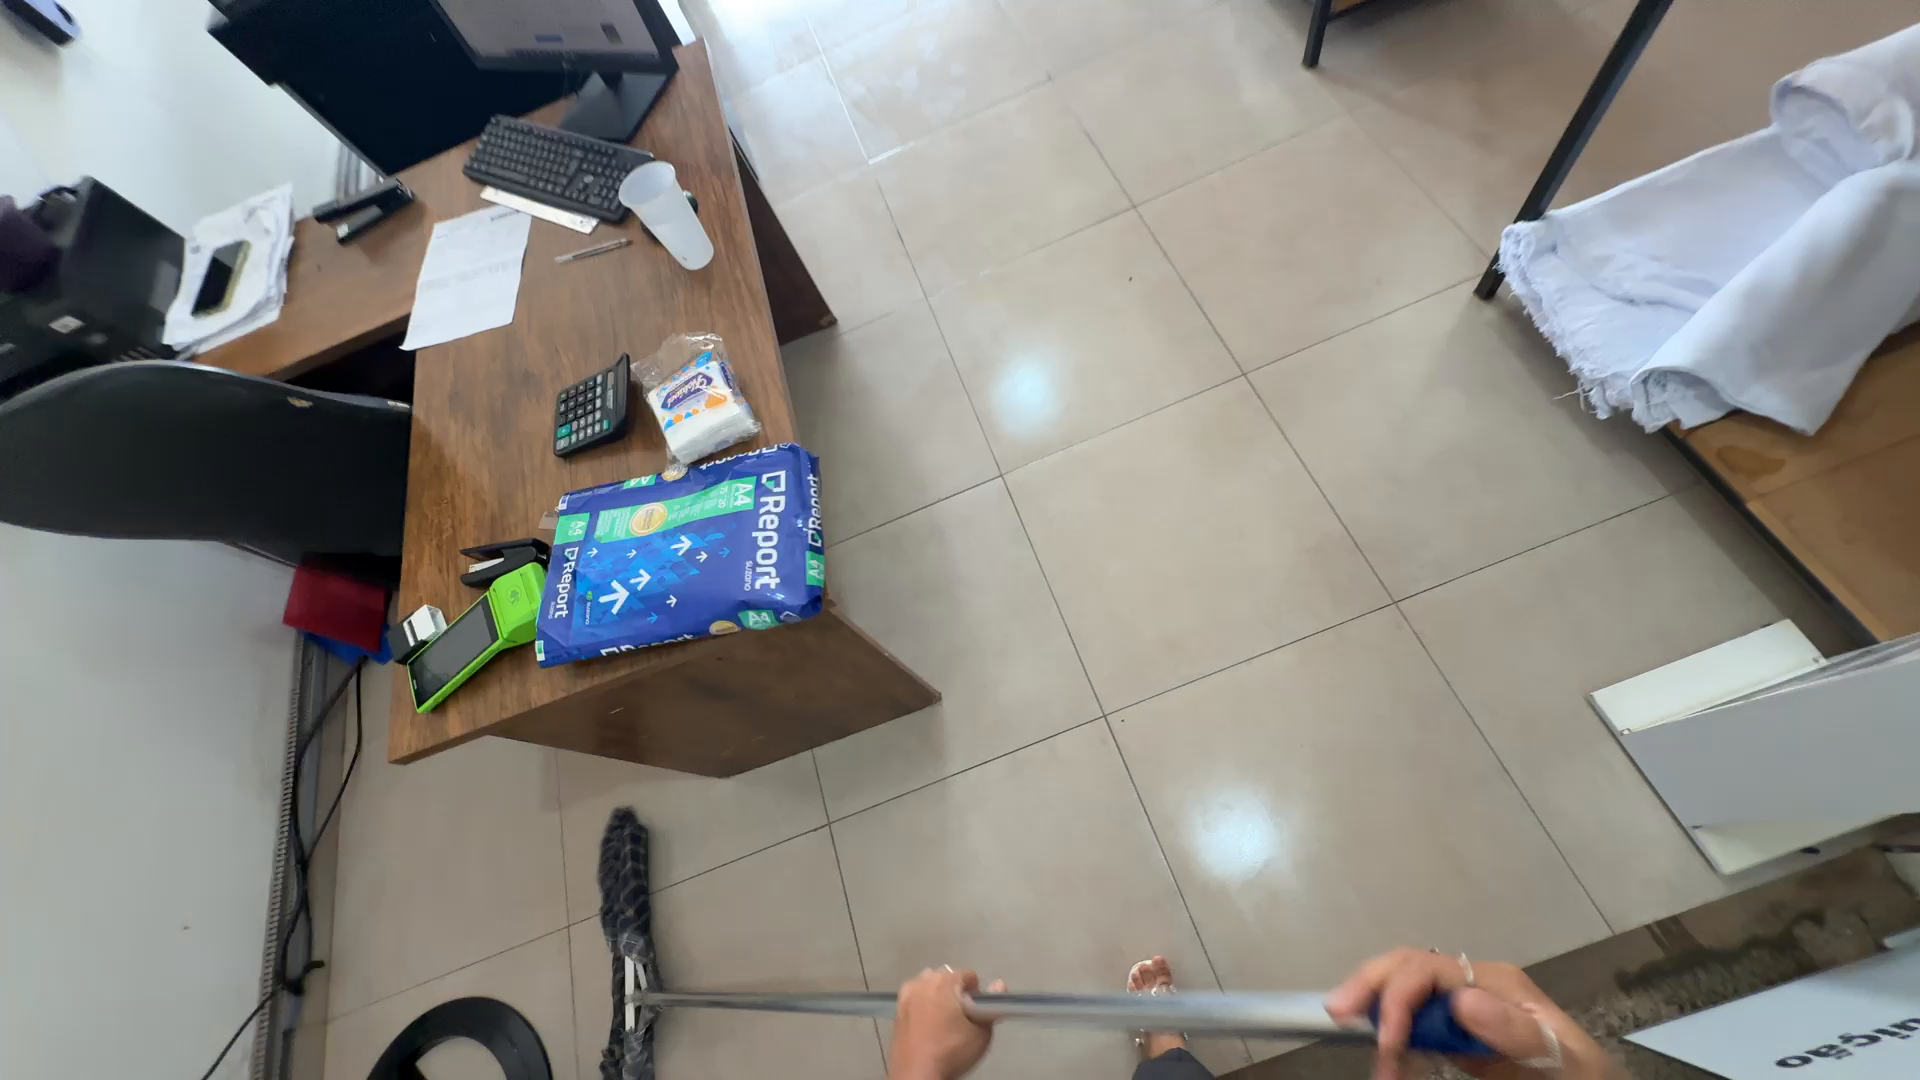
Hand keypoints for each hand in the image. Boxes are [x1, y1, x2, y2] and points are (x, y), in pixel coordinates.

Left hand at [887, 967, 1004, 1079]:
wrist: (917, 1075)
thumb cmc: (951, 1052)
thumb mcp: (981, 1035)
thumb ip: (991, 1008)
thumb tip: (999, 984)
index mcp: (945, 981)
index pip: (968, 976)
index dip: (976, 994)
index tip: (975, 1013)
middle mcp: (924, 980)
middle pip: (947, 977)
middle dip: (956, 992)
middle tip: (960, 1018)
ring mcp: (907, 993)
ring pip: (929, 984)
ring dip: (938, 995)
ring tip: (943, 1020)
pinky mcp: (897, 1008)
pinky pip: (915, 997)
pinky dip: (922, 1004)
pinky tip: (927, 1023)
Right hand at [1325, 948, 1620, 1079]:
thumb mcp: (1564, 1062)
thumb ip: (1515, 1031)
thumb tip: (1460, 1000)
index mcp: (1495, 982)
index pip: (1427, 969)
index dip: (1397, 997)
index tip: (1386, 1041)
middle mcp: (1472, 983)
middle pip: (1405, 966)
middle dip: (1368, 985)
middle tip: (1335, 1012)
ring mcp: (1463, 1005)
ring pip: (1402, 987)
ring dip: (1375, 1011)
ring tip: (1358, 1042)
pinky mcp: (1458, 1031)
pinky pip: (1414, 1021)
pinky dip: (1393, 1035)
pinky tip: (1388, 1057)